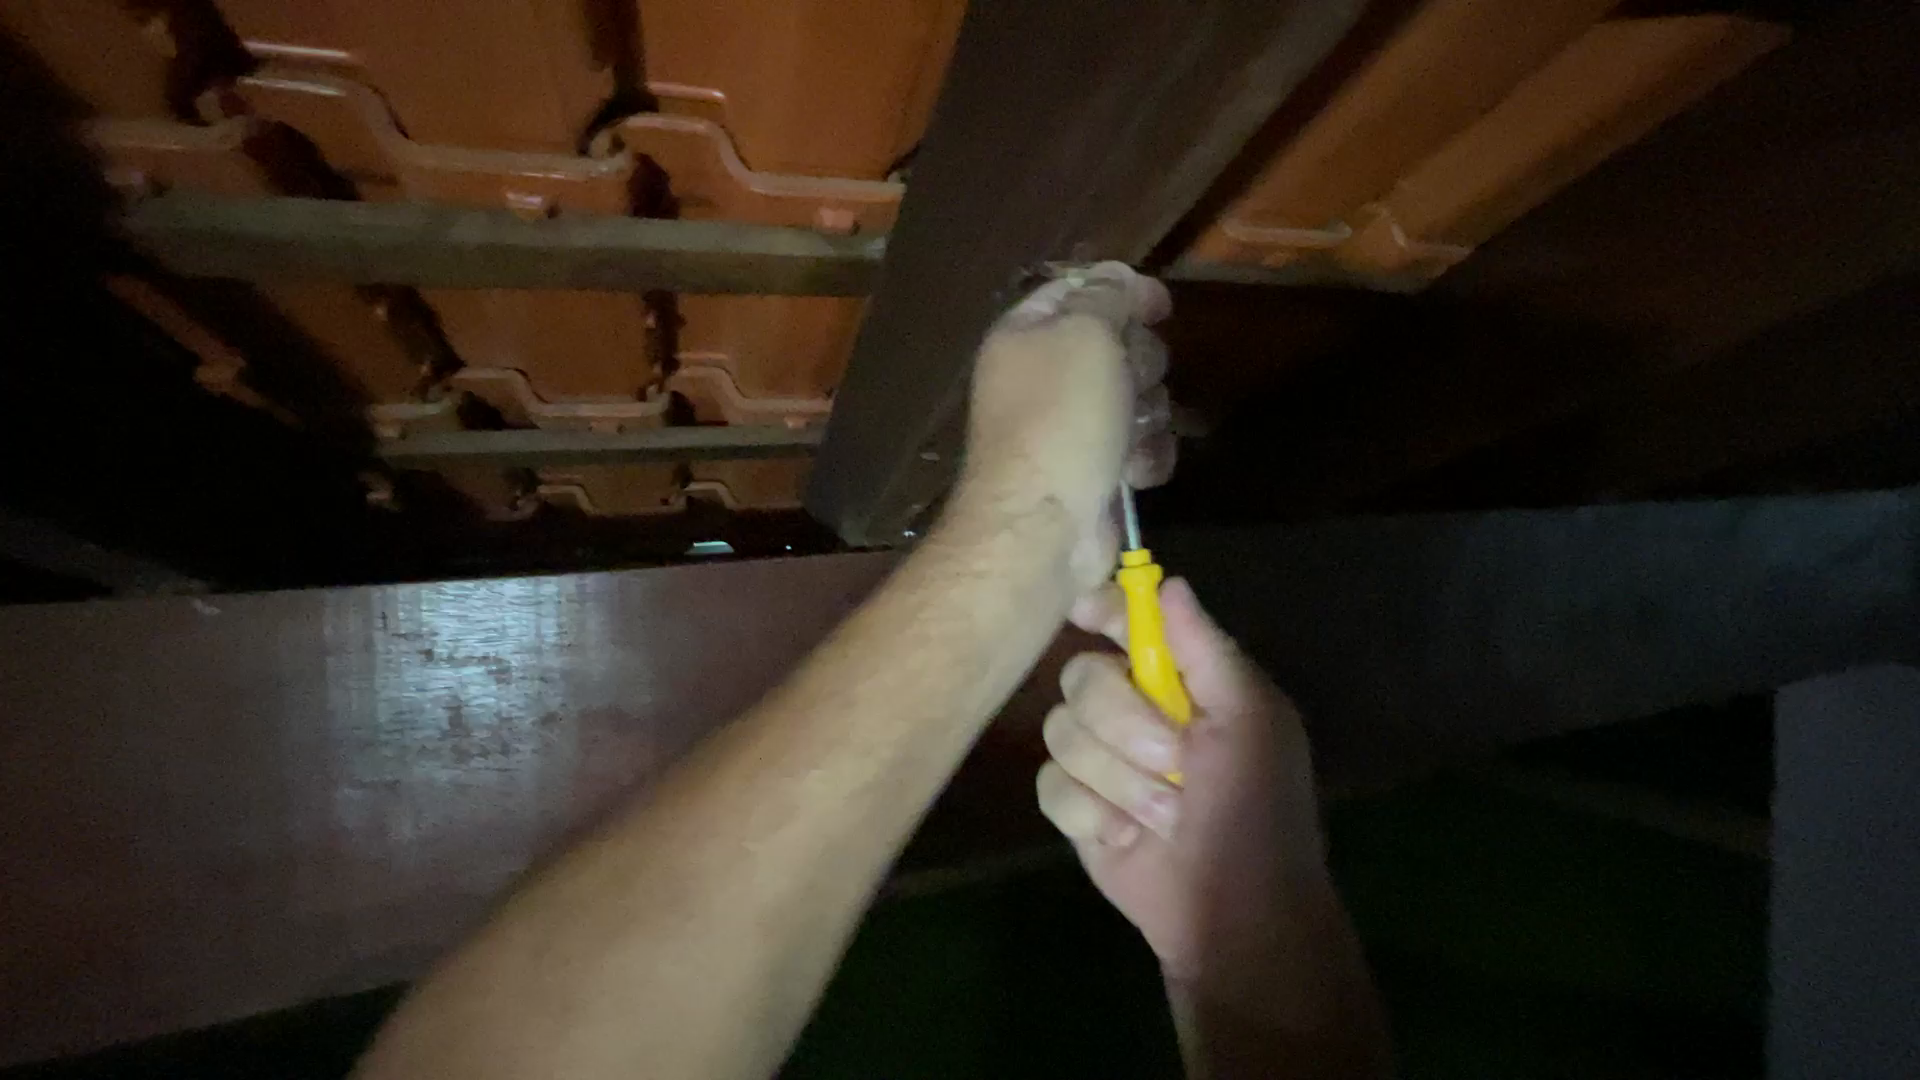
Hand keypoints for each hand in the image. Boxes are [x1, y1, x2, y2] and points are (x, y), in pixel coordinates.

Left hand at [950, 262, 1174, 587]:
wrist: (1046, 524)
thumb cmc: (1061, 418)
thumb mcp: (1085, 334)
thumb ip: (1106, 295)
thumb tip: (1117, 277)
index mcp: (1025, 336)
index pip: (1075, 291)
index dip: (1120, 291)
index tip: (1160, 306)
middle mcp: (1042, 380)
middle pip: (1115, 345)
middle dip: (1137, 363)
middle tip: (1130, 381)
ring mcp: (1067, 429)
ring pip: (1135, 398)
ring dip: (1146, 414)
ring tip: (1129, 434)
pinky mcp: (1093, 472)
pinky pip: (1138, 447)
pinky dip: (1143, 457)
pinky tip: (1134, 470)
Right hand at [1036, 578, 1328, 984]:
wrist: (1233, 911)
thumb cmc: (1255, 807)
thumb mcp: (1251, 720)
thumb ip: (1206, 650)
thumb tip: (1169, 582)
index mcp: (1177, 680)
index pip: (1125, 622)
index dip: (1103, 609)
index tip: (1085, 612)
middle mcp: (1131, 708)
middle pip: (1080, 676)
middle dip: (1127, 726)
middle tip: (1175, 763)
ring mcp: (1097, 757)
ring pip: (1061, 732)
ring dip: (1117, 780)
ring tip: (1162, 813)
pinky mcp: (1073, 804)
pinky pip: (1050, 784)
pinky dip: (1092, 813)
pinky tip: (1125, 836)